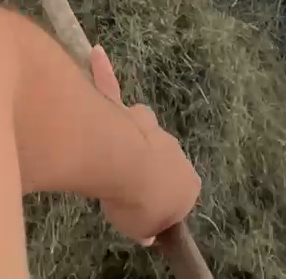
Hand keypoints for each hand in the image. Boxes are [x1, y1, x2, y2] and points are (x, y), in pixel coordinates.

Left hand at [88, 45, 201, 243]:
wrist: (120, 163)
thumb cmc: (137, 201)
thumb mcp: (144, 230)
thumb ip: (145, 228)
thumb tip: (144, 232)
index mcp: (188, 181)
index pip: (179, 192)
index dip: (159, 200)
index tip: (143, 208)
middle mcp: (172, 146)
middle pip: (156, 156)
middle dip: (141, 167)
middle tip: (121, 184)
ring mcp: (145, 124)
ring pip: (136, 127)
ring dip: (124, 137)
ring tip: (104, 153)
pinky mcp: (119, 108)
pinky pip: (110, 87)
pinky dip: (102, 72)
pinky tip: (96, 53)